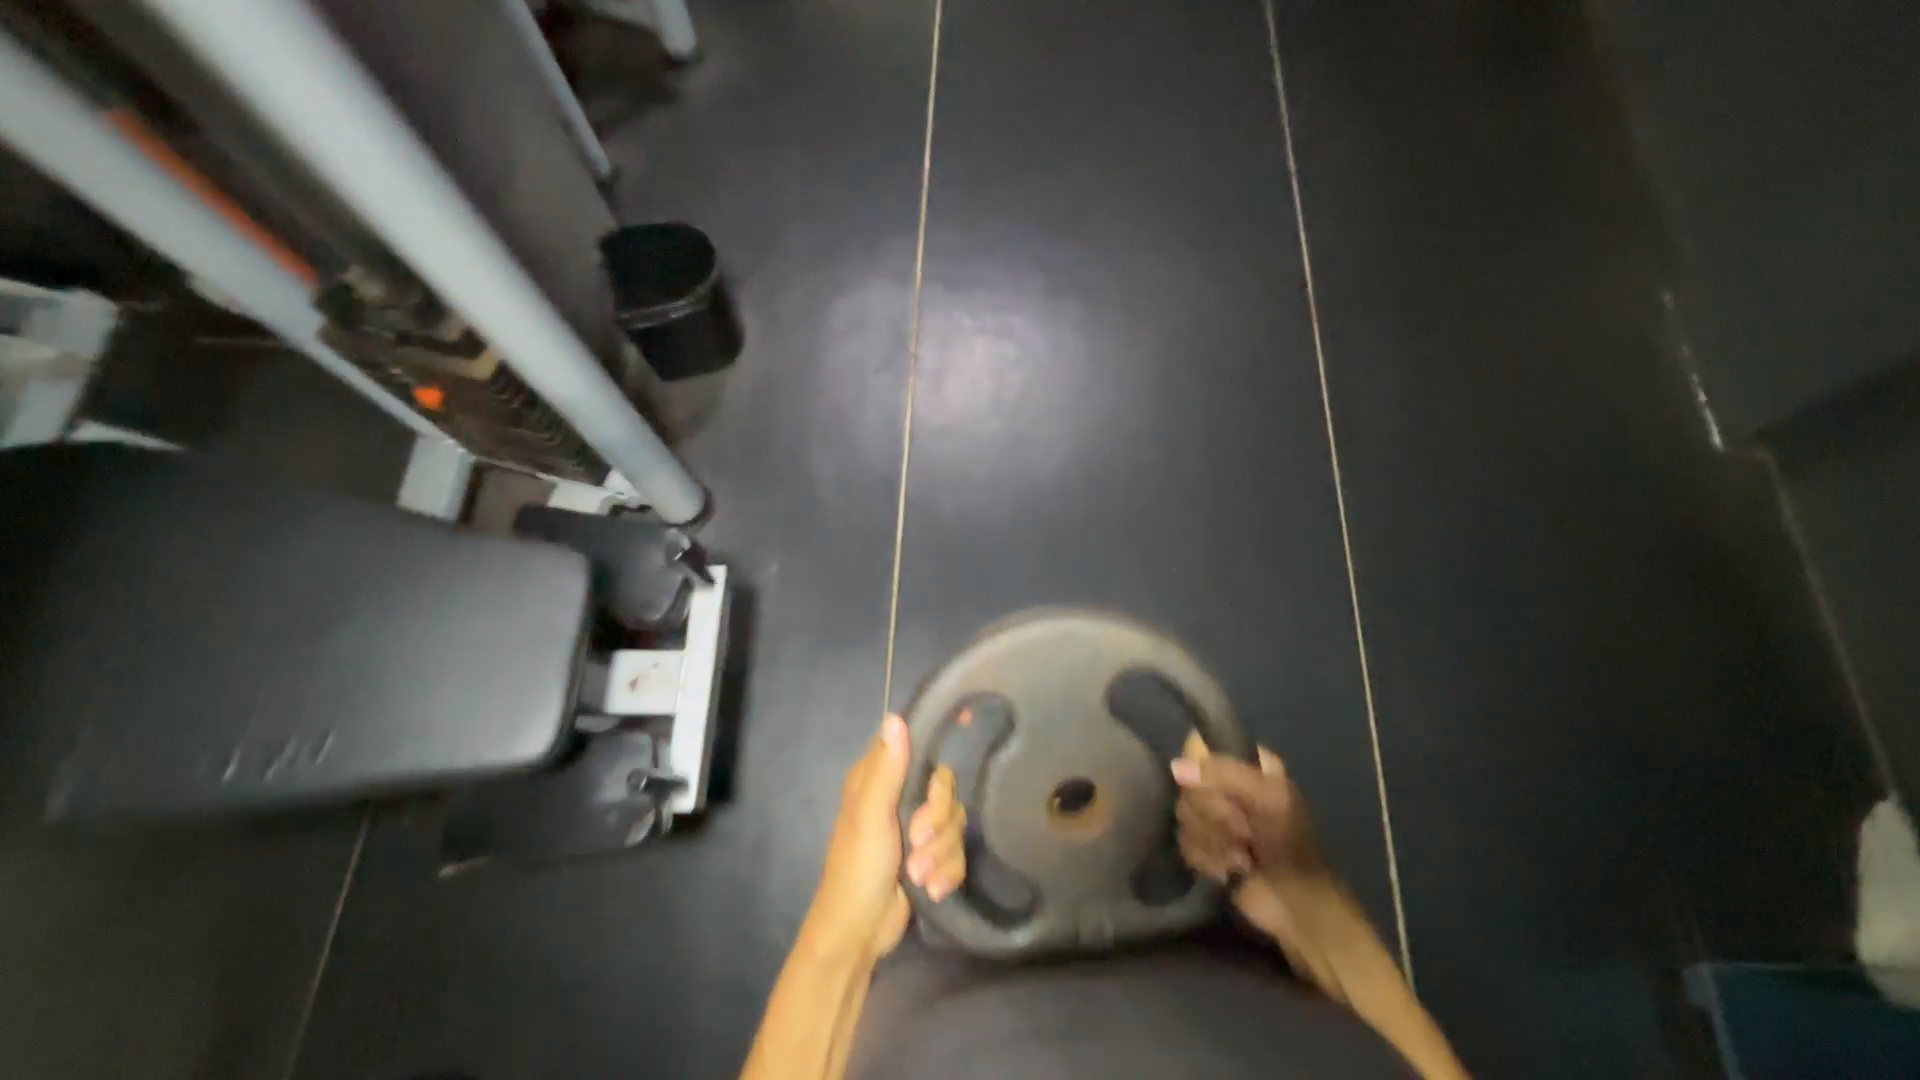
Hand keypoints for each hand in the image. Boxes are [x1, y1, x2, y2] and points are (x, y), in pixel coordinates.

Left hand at [805, 715, 966, 961]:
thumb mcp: (870, 816)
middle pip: (945, 789)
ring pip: (955, 824)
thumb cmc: (857, 868)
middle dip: (938, 821)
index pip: (917, 749)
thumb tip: (895, 717)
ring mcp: (916, 829)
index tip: (948, 766)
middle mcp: (899, 798)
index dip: (934, 758)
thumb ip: (887, 770)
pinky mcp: (931, 857)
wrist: (860, 931)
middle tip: (917, 841)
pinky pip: (957, 853)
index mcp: (877, 780)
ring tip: (918, 877)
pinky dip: (947, 873)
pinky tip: (931, 891)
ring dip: (940, 855)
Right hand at [1172, 731, 1328, 945]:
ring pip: (1185, 817)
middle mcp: (1228, 787)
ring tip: (1243, 858)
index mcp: (1249, 766)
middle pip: (1190, 787)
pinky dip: (1208, 861)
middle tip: (1245, 833)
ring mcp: (1216, 820)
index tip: (1224, 794)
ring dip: (1214, 843)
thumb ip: (1224, 775)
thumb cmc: (1291, 846)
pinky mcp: (1206, 849)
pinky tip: (1230, 872)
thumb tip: (1175, 767)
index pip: (1201, 749)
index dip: (1206, 774)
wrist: (1298, 906)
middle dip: (1216, 817)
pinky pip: (1185, 844)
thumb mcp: (1269, 799)